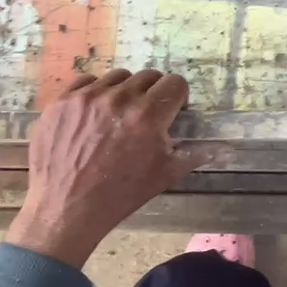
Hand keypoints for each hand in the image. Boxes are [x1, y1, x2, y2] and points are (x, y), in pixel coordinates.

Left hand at [7, 68, 210, 269]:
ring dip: (125, 90)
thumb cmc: (121, 194)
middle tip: (145, 115)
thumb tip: (226, 148)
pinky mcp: (61, 102)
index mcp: (149, 116)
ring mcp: (86, 98)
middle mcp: (119, 99)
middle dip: (153, 93)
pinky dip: (94, 92)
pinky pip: (86, 81)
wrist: (65, 210)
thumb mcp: (165, 175)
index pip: (175, 83)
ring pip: (118, 77)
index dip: (177, 97)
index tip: (171, 111)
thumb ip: (195, 153)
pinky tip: (93, 113)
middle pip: (149, 76)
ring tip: (118, 114)